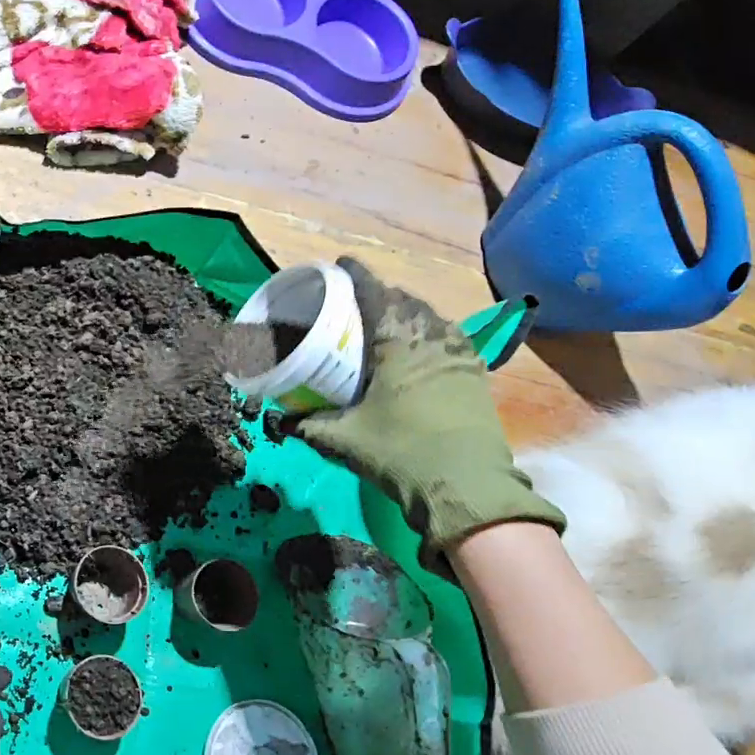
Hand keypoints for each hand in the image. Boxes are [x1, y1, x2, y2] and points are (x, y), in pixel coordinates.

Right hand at [295, 258, 563, 565]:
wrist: (465, 488)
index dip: (357, 275)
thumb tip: (279, 420)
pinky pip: (448, 338)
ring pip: (431, 318)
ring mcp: (461, 356)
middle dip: (381, 294)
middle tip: (355, 302)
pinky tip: (415, 351)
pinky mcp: (475, 376)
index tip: (340, 265)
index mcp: (399, 343)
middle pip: (406, 300)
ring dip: (407, 313)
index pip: (376, 293)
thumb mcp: (341, 440)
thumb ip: (306, 425)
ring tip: (384, 323)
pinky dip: (428, 334)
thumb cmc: (399, 454)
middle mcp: (433, 339)